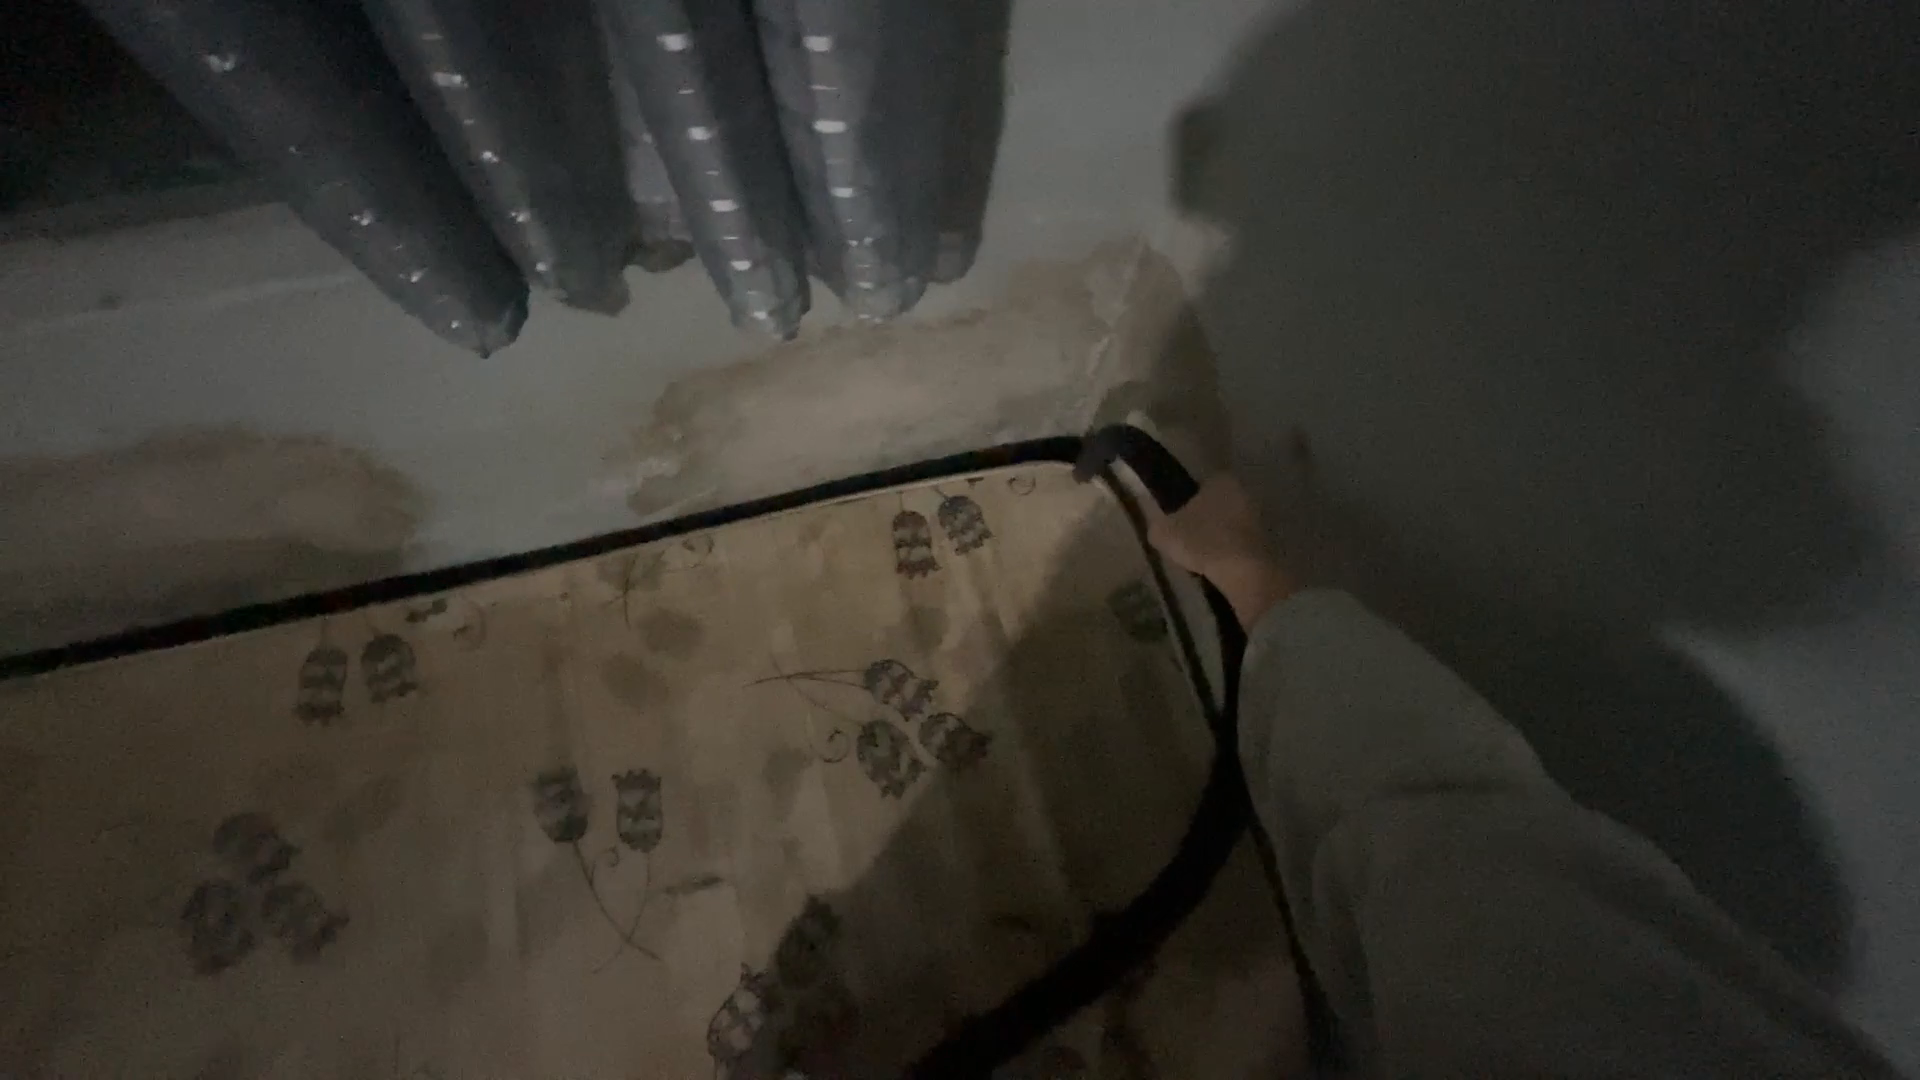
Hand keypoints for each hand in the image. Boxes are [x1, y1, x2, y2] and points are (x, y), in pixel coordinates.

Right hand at [1147, 474, 1297, 628]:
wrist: (1242, 571)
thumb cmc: (1201, 541)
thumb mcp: (1163, 533)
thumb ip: (1158, 525)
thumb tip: (1160, 528)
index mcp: (1221, 481)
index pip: (1201, 484)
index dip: (1187, 501)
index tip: (1178, 518)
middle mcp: (1243, 493)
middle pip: (1217, 505)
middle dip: (1204, 520)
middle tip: (1187, 539)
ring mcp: (1258, 518)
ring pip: (1230, 525)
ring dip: (1218, 538)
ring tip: (1200, 558)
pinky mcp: (1266, 542)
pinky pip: (1240, 544)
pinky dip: (1229, 553)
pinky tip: (1217, 567)